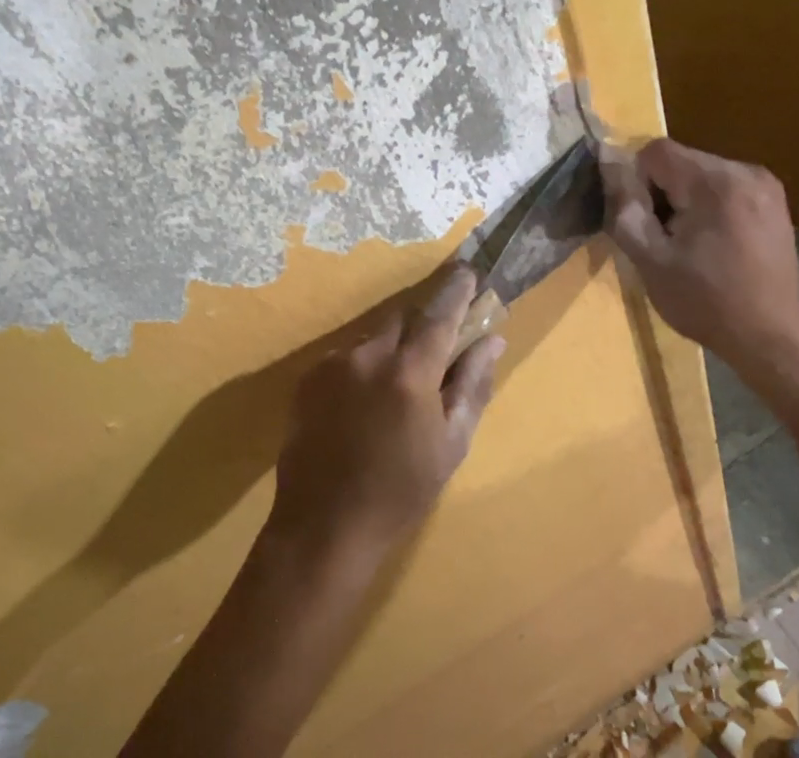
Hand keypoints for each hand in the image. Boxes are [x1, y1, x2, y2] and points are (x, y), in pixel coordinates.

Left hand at [270, 267, 506, 554]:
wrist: (324, 526)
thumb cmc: (402, 491)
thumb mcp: (452, 443)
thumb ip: (473, 384)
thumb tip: (492, 339)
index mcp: (410, 371)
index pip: (440, 314)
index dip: (457, 291)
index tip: (468, 272)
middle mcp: (367, 355)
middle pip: (402, 320)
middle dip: (420, 329)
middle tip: (432, 359)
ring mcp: (331, 366)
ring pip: (371, 340)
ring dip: (389, 352)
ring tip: (394, 395)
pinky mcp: (306, 381)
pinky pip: (344, 359)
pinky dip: (361, 370)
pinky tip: (362, 407)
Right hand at [602, 138, 798, 364]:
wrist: (769, 336)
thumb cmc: (704, 301)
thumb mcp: (650, 259)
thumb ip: (624, 205)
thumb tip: (606, 157)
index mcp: (715, 182)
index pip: (656, 151)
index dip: (637, 182)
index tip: (642, 222)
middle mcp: (745, 171)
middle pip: (682, 161)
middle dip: (663, 193)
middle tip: (664, 240)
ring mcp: (765, 185)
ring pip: (703, 174)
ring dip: (685, 201)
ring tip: (689, 245)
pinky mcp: (774, 202)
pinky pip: (726, 188)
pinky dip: (709, 207)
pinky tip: (713, 244)